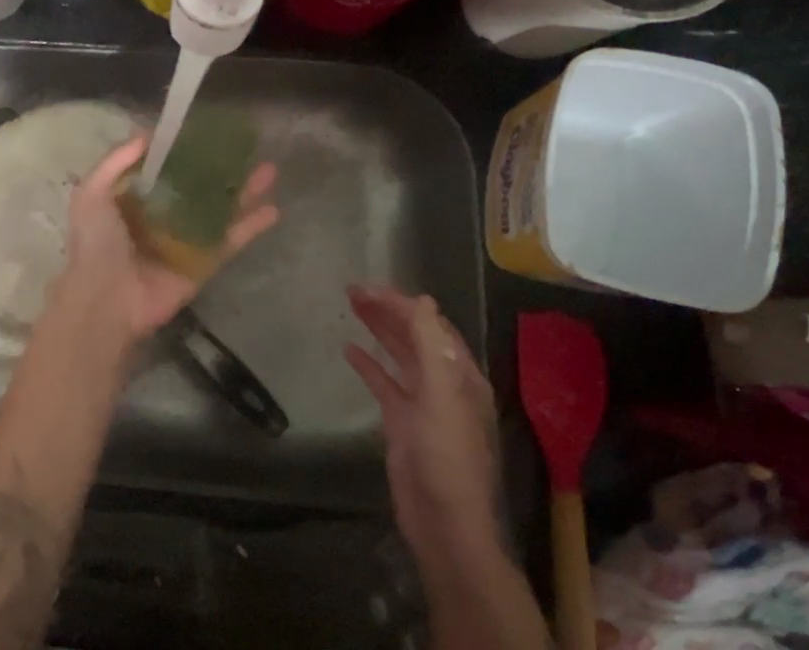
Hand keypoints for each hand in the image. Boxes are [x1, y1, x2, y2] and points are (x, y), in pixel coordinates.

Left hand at [54, 135, 277, 344]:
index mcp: (132, 199)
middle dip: (221, 168)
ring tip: (270, 170)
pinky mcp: (202, 263)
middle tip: (247, 146)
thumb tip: (148, 134)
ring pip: (220, 210)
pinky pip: (229, 241)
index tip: (206, 129)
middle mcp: (161, 216)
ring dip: (243, 192)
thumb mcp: (92, 193)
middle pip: (198, 186)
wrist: (107, 299)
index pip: (162, 168)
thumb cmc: (96, 243)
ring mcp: (185, 240)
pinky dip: (250, 227)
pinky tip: (272, 209)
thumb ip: (116, 161)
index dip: (182, 150)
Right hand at [345, 285, 499, 564]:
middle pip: (414, 337)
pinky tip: (348, 350)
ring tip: (351, 307)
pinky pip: (384, 383)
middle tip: (352, 290)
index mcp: (460, 377)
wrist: (443, 521)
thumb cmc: (446, 459)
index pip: (430, 326)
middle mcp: (444, 385)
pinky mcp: (402, 422)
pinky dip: (368, 365)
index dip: (400, 304)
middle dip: (387, 311)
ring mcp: (422, 404)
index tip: (366, 287)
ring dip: (378, 331)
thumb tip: (424, 302)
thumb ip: (432, 349)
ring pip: (398, 356)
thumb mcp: (441, 399)